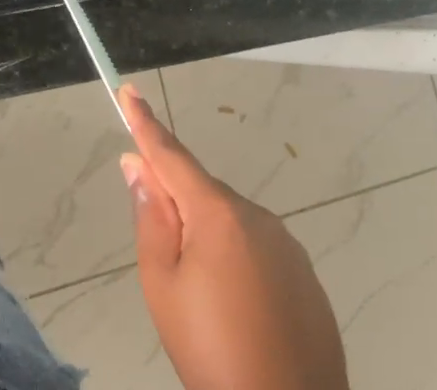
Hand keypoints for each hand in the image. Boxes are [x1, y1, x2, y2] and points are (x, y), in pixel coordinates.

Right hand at [117, 83, 347, 389]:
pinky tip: (236, 308)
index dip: (145, 123)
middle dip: (177, 205)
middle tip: (163, 259)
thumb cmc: (208, 346)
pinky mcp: (307, 277)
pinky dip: (237, 260)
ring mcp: (289, 246)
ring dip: (208, 236)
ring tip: (202, 299)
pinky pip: (258, 249)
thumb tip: (139, 165)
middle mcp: (259, 217)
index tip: (129, 90)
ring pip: (231, 222)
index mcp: (218, 213)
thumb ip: (151, 216)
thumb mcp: (161, 282)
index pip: (172, 155)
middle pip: (202, 192)